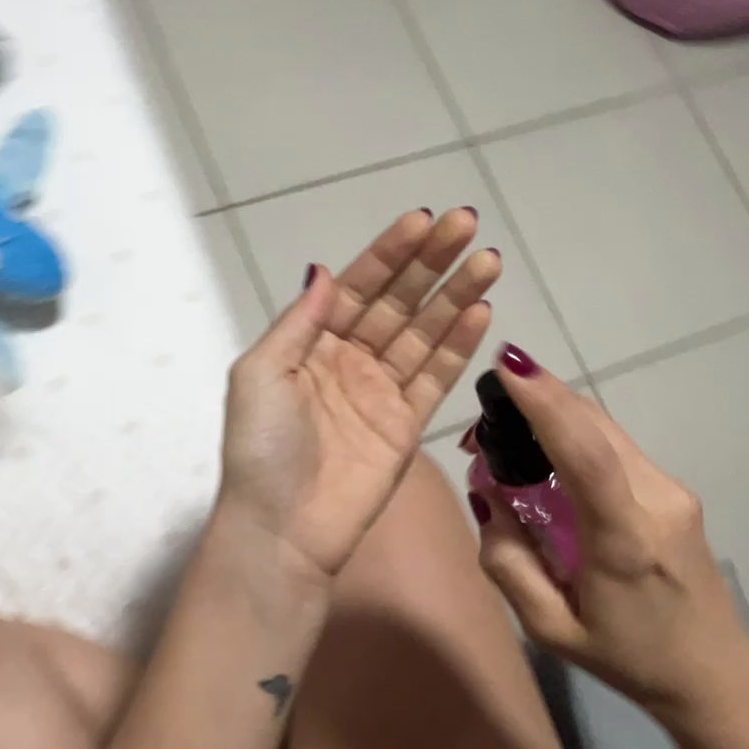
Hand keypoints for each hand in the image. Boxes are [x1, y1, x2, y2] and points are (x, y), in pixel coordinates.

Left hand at [218, 209, 498, 581]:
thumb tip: (324, 270)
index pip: (355, 288)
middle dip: (430, 263)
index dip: (387, 254)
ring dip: (454, 296)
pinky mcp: (406, 426)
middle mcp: (347, 362)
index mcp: (308, 345)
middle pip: (396, 303)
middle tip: (468, 223)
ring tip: (489, 260)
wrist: (282, 528)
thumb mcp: (260, 374)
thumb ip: (299, 322)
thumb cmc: (261, 448)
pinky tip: (481, 311)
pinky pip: (436, 378)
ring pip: (423, 335)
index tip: (422, 220)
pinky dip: (458, 346)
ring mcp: (379, 393)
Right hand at [469, 365, 748, 731]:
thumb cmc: (627, 658)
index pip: (586, 452)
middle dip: (534, 403)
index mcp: (624, 540)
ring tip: (499, 441)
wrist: (715, 675)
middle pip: (593, 425)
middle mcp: (657, 501)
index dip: (546, 403)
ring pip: (603, 429)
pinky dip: (571, 436)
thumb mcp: (550, 629)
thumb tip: (487, 498)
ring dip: (550, 417)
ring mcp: (673, 492)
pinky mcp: (674, 492)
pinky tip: (541, 459)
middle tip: (479, 427)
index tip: (508, 365)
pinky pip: (613, 446)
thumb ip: (510, 564)